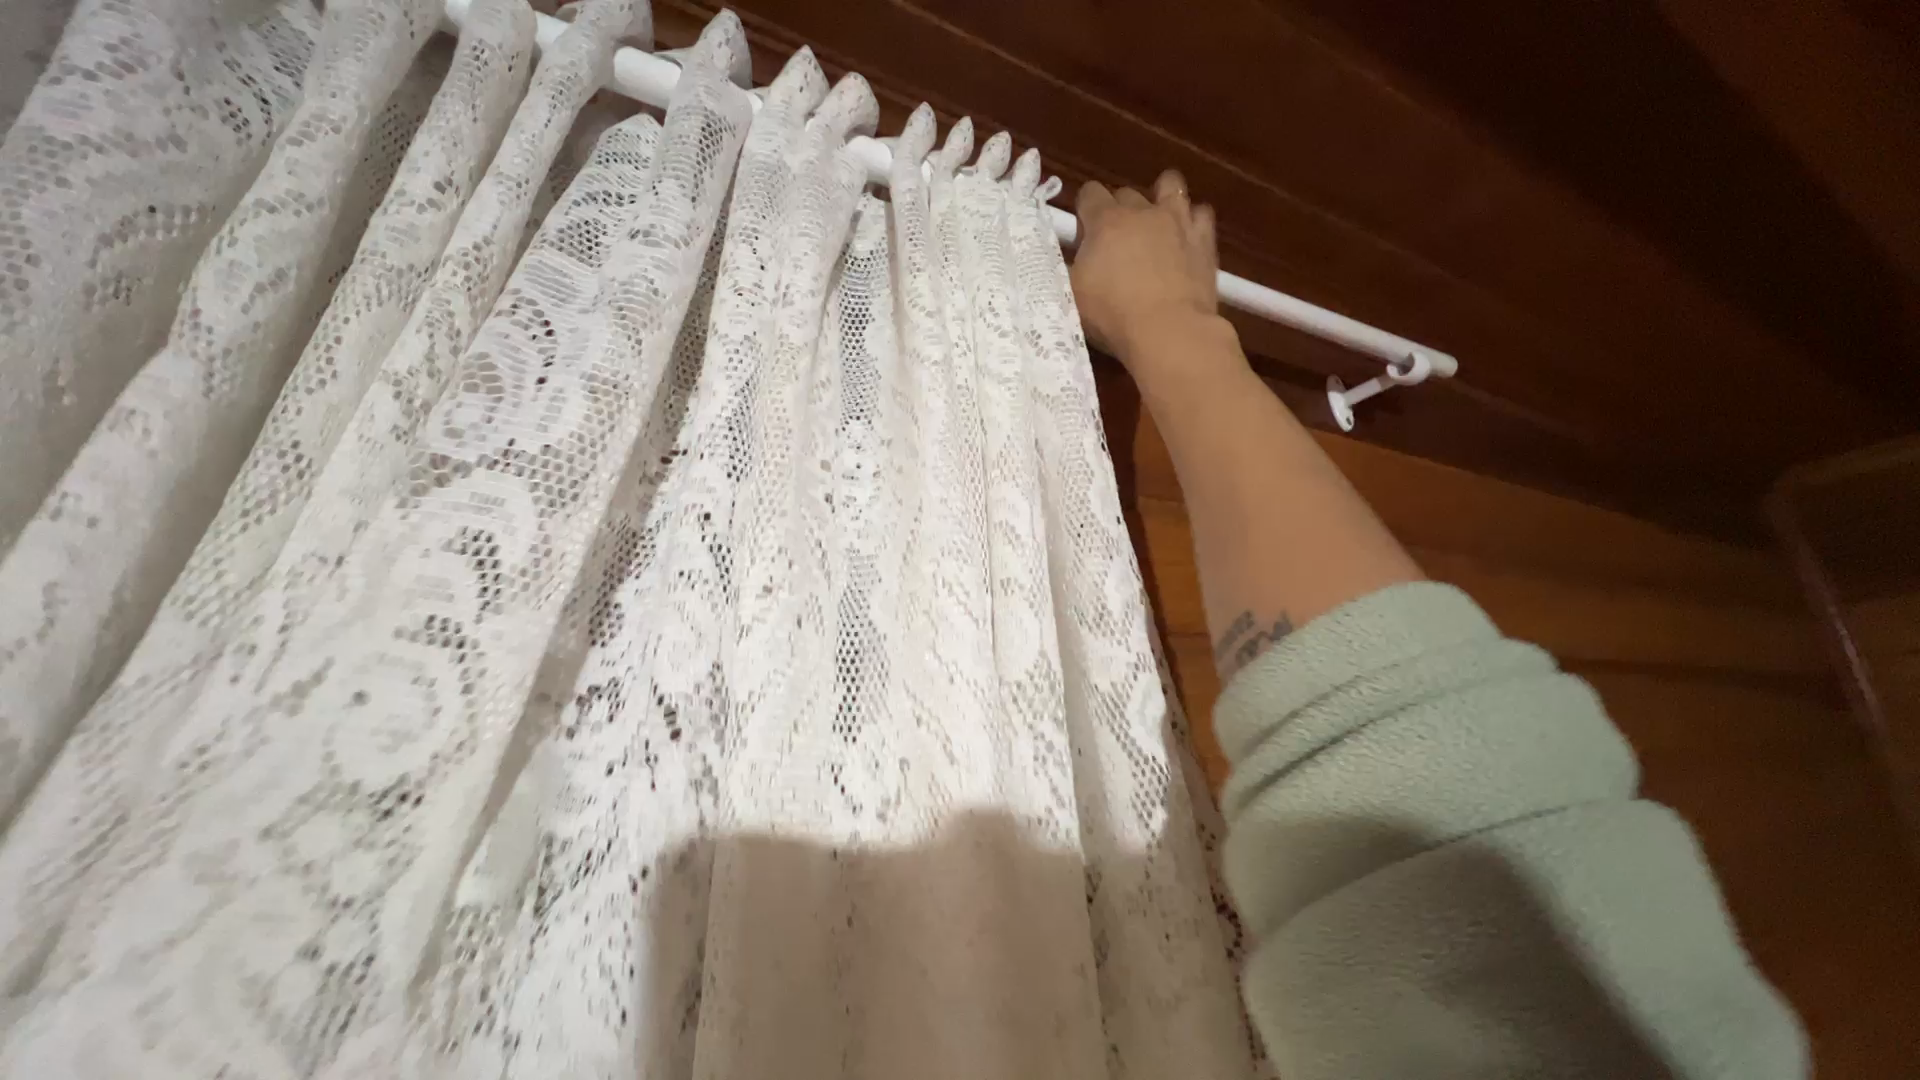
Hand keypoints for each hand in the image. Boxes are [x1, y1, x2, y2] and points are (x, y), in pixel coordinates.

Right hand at [1069, 170, 1221, 374]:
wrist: (1169, 331)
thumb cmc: (1112, 314)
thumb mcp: (1070, 295)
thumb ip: (1063, 268)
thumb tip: (1060, 256)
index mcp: (1105, 220)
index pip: (1089, 193)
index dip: (1083, 212)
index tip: (1083, 238)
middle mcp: (1142, 211)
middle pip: (1126, 194)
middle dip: (1118, 212)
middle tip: (1114, 245)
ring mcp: (1178, 221)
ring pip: (1170, 186)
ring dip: (1159, 200)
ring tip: (1154, 226)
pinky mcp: (1205, 240)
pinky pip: (1200, 214)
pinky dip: (1191, 222)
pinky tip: (1184, 239)